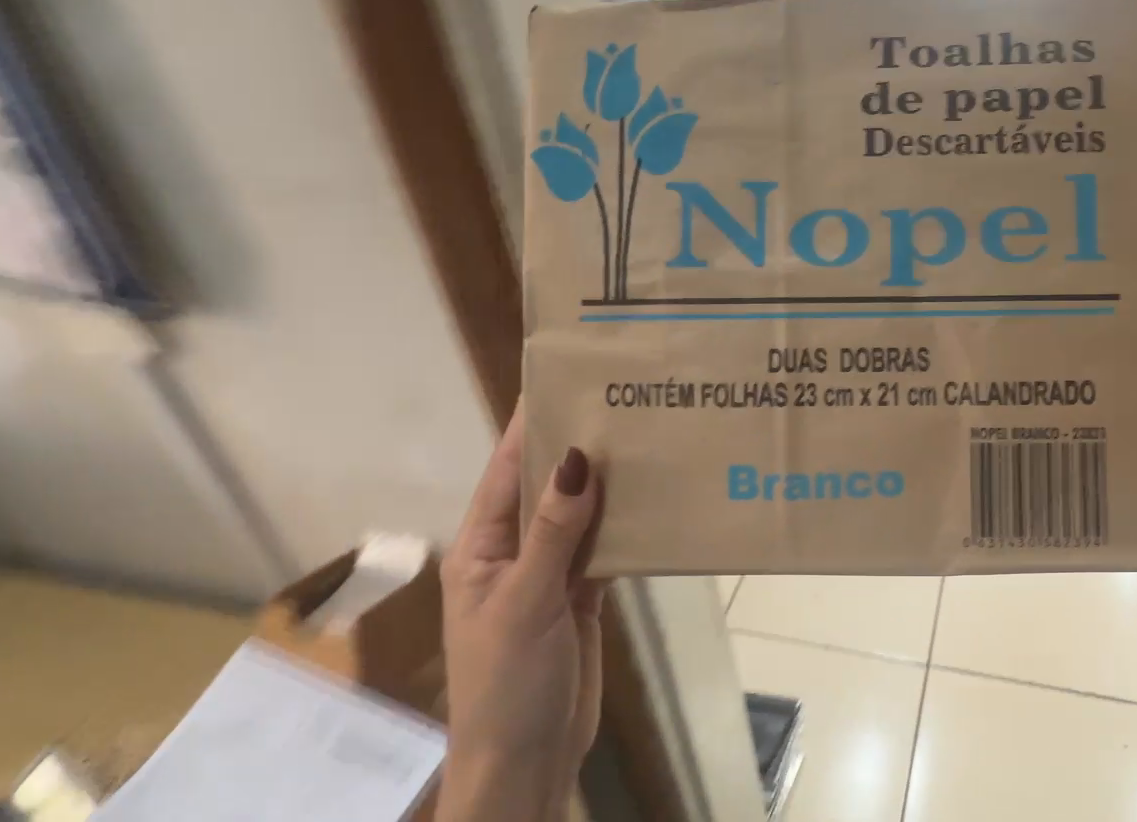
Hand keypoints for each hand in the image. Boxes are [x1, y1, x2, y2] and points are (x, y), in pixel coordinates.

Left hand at [438, 405, 609, 821]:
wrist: (527, 760)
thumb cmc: (507, 681)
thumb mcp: (525, 601)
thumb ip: (553, 531)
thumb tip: (577, 458)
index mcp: (482, 546)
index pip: (508, 469)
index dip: (530, 424)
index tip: (561, 376)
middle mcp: (515, 549)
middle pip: (548, 484)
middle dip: (578, 443)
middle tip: (621, 395)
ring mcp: (550, 572)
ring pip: (581, 512)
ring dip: (607, 481)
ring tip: (645, 433)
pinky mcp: (582, 594)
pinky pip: (604, 545)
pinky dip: (626, 522)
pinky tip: (655, 495)